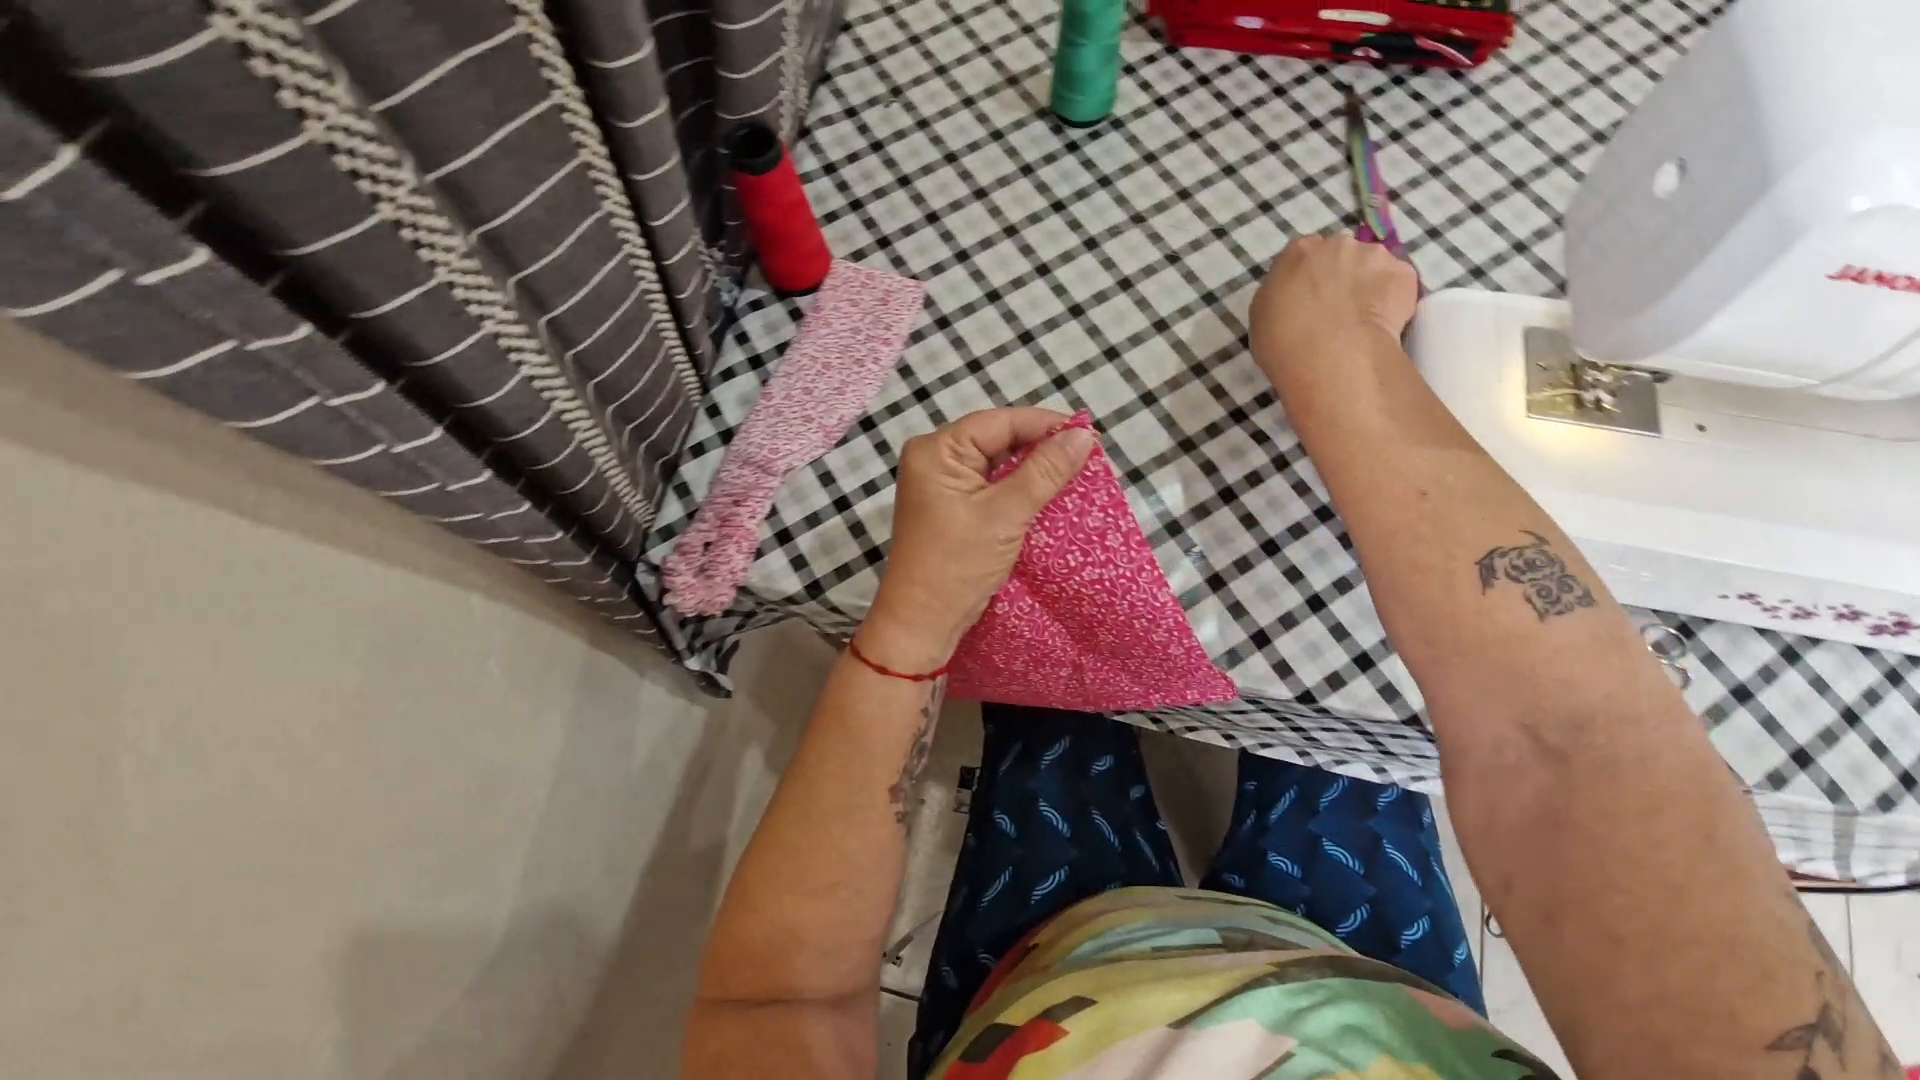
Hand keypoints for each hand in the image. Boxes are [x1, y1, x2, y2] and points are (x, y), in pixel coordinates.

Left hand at [856, 408, 1098, 672]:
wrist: (921, 623)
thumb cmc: (956, 566)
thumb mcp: (1006, 515)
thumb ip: (1045, 471)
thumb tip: (1083, 435)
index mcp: (936, 450)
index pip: (1000, 422)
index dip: (1045, 425)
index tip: (1090, 434)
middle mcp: (934, 459)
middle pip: (998, 438)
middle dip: (1042, 446)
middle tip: (1088, 454)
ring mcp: (941, 485)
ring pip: (997, 463)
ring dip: (1033, 469)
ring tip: (1075, 471)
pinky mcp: (950, 508)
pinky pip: (991, 486)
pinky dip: (1019, 489)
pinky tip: (1048, 493)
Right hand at [1248, 232, 1418, 388]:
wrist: (1332, 356)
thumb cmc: (1284, 341)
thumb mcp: (1261, 316)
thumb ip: (1279, 295)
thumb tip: (1293, 296)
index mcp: (1299, 251)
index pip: (1305, 255)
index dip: (1307, 278)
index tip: (1308, 300)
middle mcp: (1338, 244)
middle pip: (1341, 255)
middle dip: (1340, 276)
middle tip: (1336, 310)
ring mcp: (1374, 256)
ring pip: (1372, 266)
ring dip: (1368, 285)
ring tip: (1362, 319)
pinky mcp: (1404, 274)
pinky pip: (1397, 284)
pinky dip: (1392, 299)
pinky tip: (1382, 324)